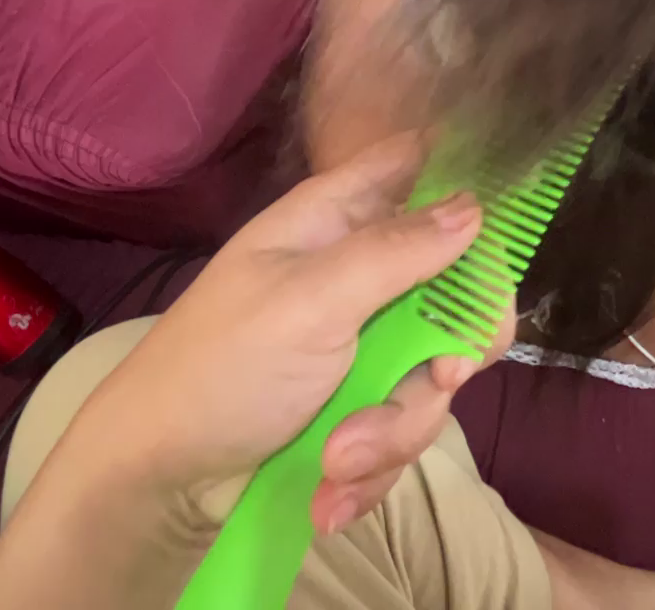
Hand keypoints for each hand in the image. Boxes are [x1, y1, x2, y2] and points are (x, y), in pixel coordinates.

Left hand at [76, 134, 512, 533]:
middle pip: (457, 278)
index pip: (418, 163)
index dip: (465, 185)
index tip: (492, 242)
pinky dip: (377, 460)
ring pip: (438, 364)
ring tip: (336, 458)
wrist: (162, 477)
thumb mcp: (308, 302)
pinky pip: (410, 418)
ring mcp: (369, 333)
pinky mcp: (367, 394)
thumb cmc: (223, 366)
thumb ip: (394, 253)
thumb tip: (475, 207)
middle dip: (453, 345)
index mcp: (340, 216)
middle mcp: (363, 266)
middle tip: (443, 377)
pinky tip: (330, 491)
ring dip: (395, 426)